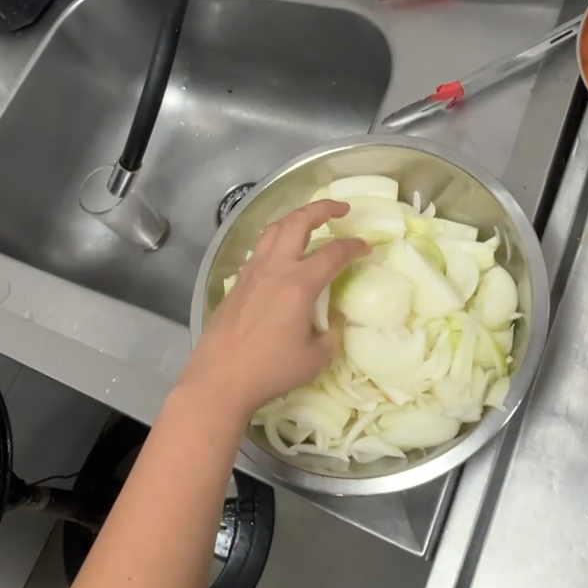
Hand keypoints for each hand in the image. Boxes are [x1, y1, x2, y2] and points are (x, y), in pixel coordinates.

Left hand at [178, 200, 369, 423]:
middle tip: (340, 209)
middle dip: (322, 208)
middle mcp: (276, 268)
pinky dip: (277, 241)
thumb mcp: (315, 358)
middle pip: (298, 221)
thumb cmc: (270, 370)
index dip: (355, 247)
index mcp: (299, 284)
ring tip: (310, 223)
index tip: (367, 247)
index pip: (334, 253)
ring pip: (274, 229)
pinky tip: (282, 256)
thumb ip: (331, 335)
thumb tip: (334, 321)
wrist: (220, 378)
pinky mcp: (238, 282)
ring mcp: (253, 272)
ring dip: (295, 219)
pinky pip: (260, 249)